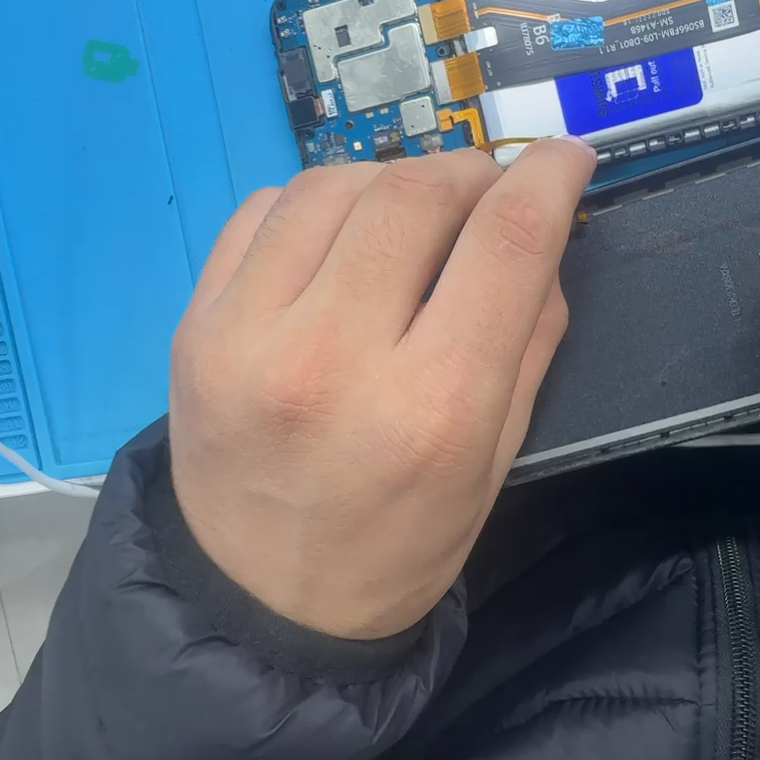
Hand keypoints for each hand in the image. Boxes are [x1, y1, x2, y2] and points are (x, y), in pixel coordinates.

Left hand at [168, 141, 596, 638]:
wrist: (259, 600)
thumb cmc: (401, 540)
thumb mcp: (496, 458)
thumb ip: (531, 335)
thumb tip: (539, 231)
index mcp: (433, 407)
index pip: (506, 244)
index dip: (548, 178)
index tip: (564, 158)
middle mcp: (333, 358)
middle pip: (415, 193)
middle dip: (471, 171)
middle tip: (488, 191)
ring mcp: (246, 335)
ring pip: (334, 183)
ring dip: (393, 179)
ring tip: (412, 215)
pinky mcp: (195, 324)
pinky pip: (264, 208)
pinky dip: (319, 201)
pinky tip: (340, 237)